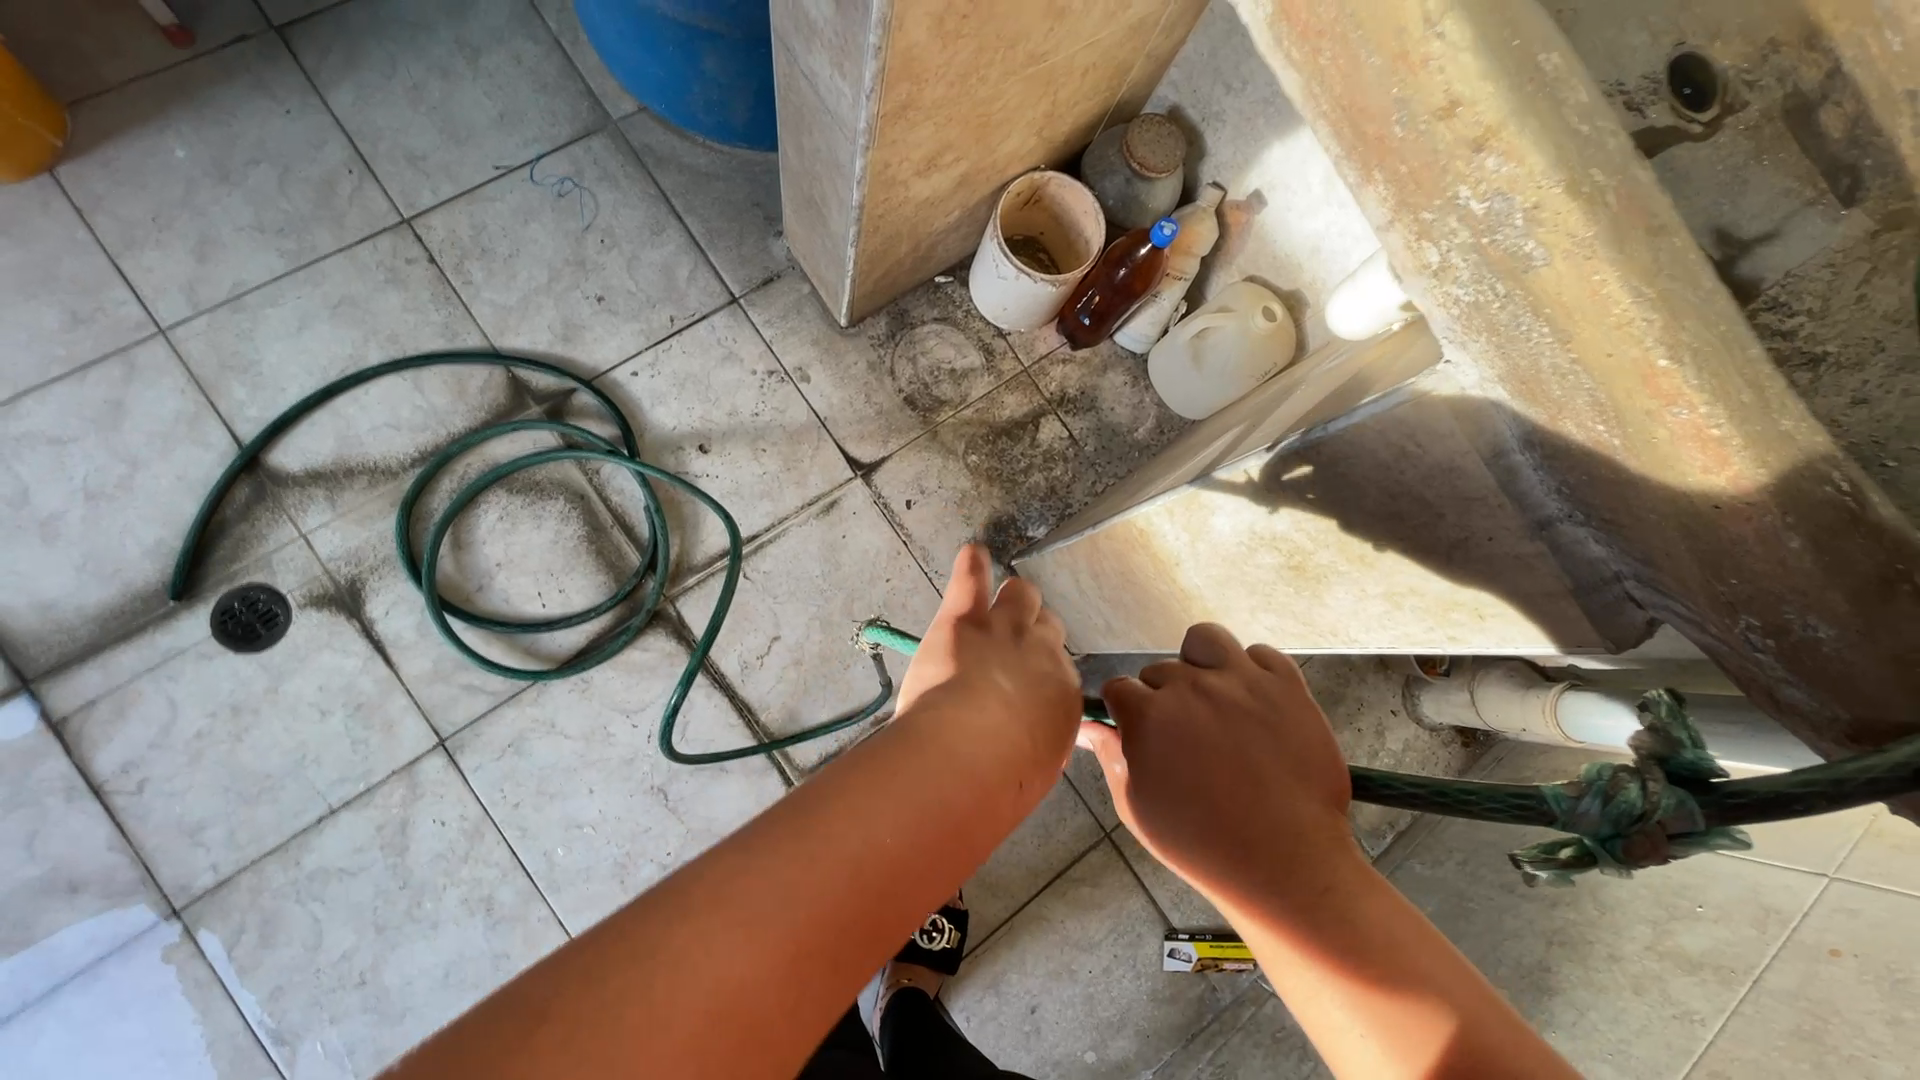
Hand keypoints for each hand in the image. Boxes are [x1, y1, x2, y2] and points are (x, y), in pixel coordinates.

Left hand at [894, 546, 1081, 770]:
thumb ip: (1040, 742)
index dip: (1039, 670)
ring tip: (994, 599)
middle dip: (1033, 630)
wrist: (969, 753)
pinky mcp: (964, 618)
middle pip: (1047, 624)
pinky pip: (973, 577)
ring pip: (1020, 594)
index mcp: (1062, 692)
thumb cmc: (1003, 776)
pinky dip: (972, 565)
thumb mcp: (1037, 765)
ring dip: (1010, 598)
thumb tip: (1032, 742)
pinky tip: (972, 554)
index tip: (1023, 683)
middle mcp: (1041, 651)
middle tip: (1010, 643)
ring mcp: (1003, 629)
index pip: (1060, 667)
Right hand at [1082, 624, 1354, 903]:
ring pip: (1205, 639)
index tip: (1137, 732)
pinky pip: (1262, 653)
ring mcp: (1242, 682)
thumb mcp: (1136, 807)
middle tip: (1182, 736)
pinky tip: (1253, 704)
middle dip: (1163, 698)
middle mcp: (1192, 687)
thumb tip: (1089, 729)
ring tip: (1212, 697)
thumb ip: (1111, 757)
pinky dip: (1254, 672)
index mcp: (1149, 714)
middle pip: (1160, 670)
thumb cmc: (1201, 844)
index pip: (1119, 688)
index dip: (1124, 712)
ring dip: (1200, 662)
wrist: (1284, 862)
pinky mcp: (1287, 687)